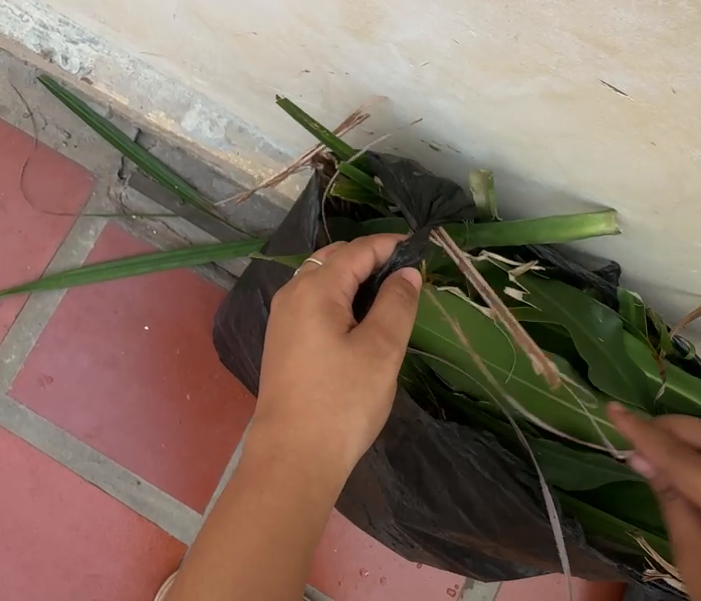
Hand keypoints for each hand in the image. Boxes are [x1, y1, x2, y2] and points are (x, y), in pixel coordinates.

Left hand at [251, 234, 422, 481]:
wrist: (293, 455)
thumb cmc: (342, 401)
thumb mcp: (380, 351)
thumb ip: (396, 305)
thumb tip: (407, 273)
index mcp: (315, 289)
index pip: (356, 251)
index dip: (388, 245)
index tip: (418, 247)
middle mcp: (292, 293)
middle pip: (333, 259)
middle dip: (369, 258)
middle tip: (405, 271)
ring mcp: (283, 317)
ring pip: (320, 279)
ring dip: (351, 277)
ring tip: (387, 292)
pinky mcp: (282, 339)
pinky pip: (312, 301)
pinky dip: (337, 297)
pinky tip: (357, 318)